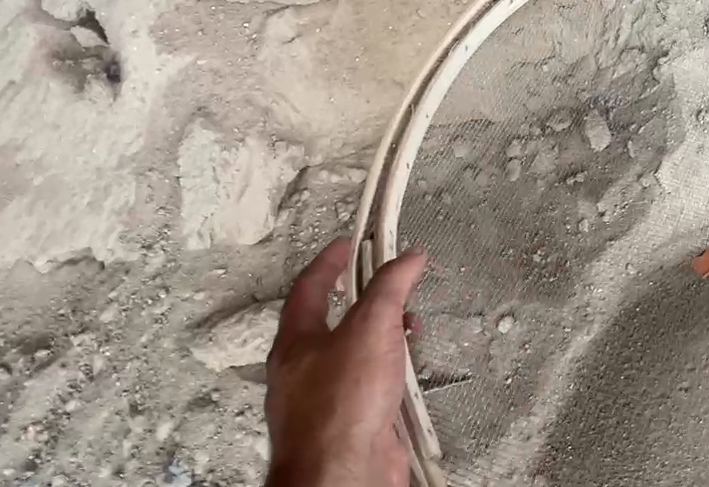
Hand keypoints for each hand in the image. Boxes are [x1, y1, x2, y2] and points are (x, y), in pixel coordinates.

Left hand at [265, 238, 426, 486]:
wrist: (345, 473)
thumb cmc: (341, 407)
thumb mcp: (371, 326)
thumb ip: (390, 286)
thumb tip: (408, 258)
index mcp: (296, 343)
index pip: (308, 288)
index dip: (329, 261)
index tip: (347, 244)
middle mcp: (304, 370)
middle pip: (334, 320)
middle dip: (369, 299)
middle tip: (392, 282)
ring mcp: (325, 399)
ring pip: (357, 352)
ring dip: (387, 336)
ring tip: (412, 330)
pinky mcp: (350, 422)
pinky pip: (372, 383)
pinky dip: (394, 369)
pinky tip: (411, 372)